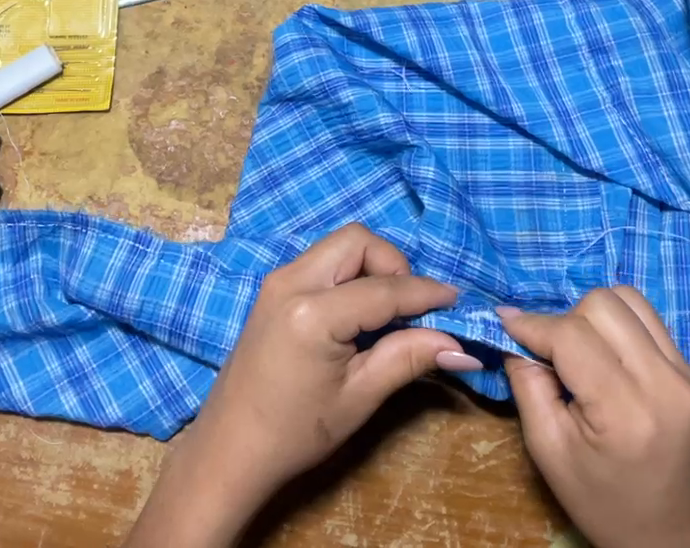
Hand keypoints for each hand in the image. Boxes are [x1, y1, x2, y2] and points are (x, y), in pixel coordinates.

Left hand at [125, 224, 480, 547]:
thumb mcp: (359, 398)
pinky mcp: (274, 288)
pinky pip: (323, 261)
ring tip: (388, 313)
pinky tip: (360, 313)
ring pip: (339, 246)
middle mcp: (292, 280)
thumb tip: (460, 345)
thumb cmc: (295, 433)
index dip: (426, 293)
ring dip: (371, 267)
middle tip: (410, 309)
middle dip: (393, 265)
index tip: (458, 302)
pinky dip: (350, 274)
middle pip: (358, 240)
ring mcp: (278, 280)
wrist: (230, 448)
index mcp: (312, 312)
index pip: (383, 287)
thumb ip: (408, 358)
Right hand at [499, 288, 689, 547]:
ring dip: (592, 314)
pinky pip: (647, 318)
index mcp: (625, 410)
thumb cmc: (603, 503)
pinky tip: (606, 355)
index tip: (505, 324)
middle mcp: (664, 382)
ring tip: (580, 351)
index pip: (570, 334)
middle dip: (564, 320)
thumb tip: (512, 331)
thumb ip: (528, 384)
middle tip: (550, 355)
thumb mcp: (549, 450)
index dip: (531, 324)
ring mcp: (685, 373)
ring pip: (627, 299)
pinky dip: (617, 322)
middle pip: (601, 304)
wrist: (674, 540)